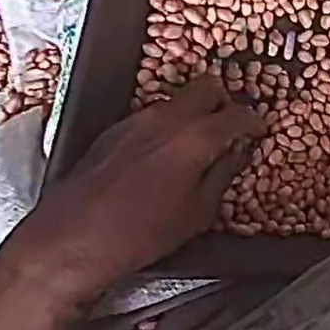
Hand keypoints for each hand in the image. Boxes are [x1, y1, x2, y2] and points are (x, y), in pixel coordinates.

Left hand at [0, 75, 262, 306]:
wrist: (69, 242)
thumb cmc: (142, 233)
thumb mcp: (199, 211)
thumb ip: (224, 174)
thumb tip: (238, 154)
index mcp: (194, 138)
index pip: (237, 114)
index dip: (254, 121)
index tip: (260, 131)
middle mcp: (165, 119)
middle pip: (207, 87)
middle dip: (226, 103)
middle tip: (233, 128)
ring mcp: (134, 122)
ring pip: (178, 100)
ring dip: (196, 114)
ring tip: (201, 145)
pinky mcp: (112, 132)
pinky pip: (153, 116)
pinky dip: (170, 126)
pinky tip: (168, 155)